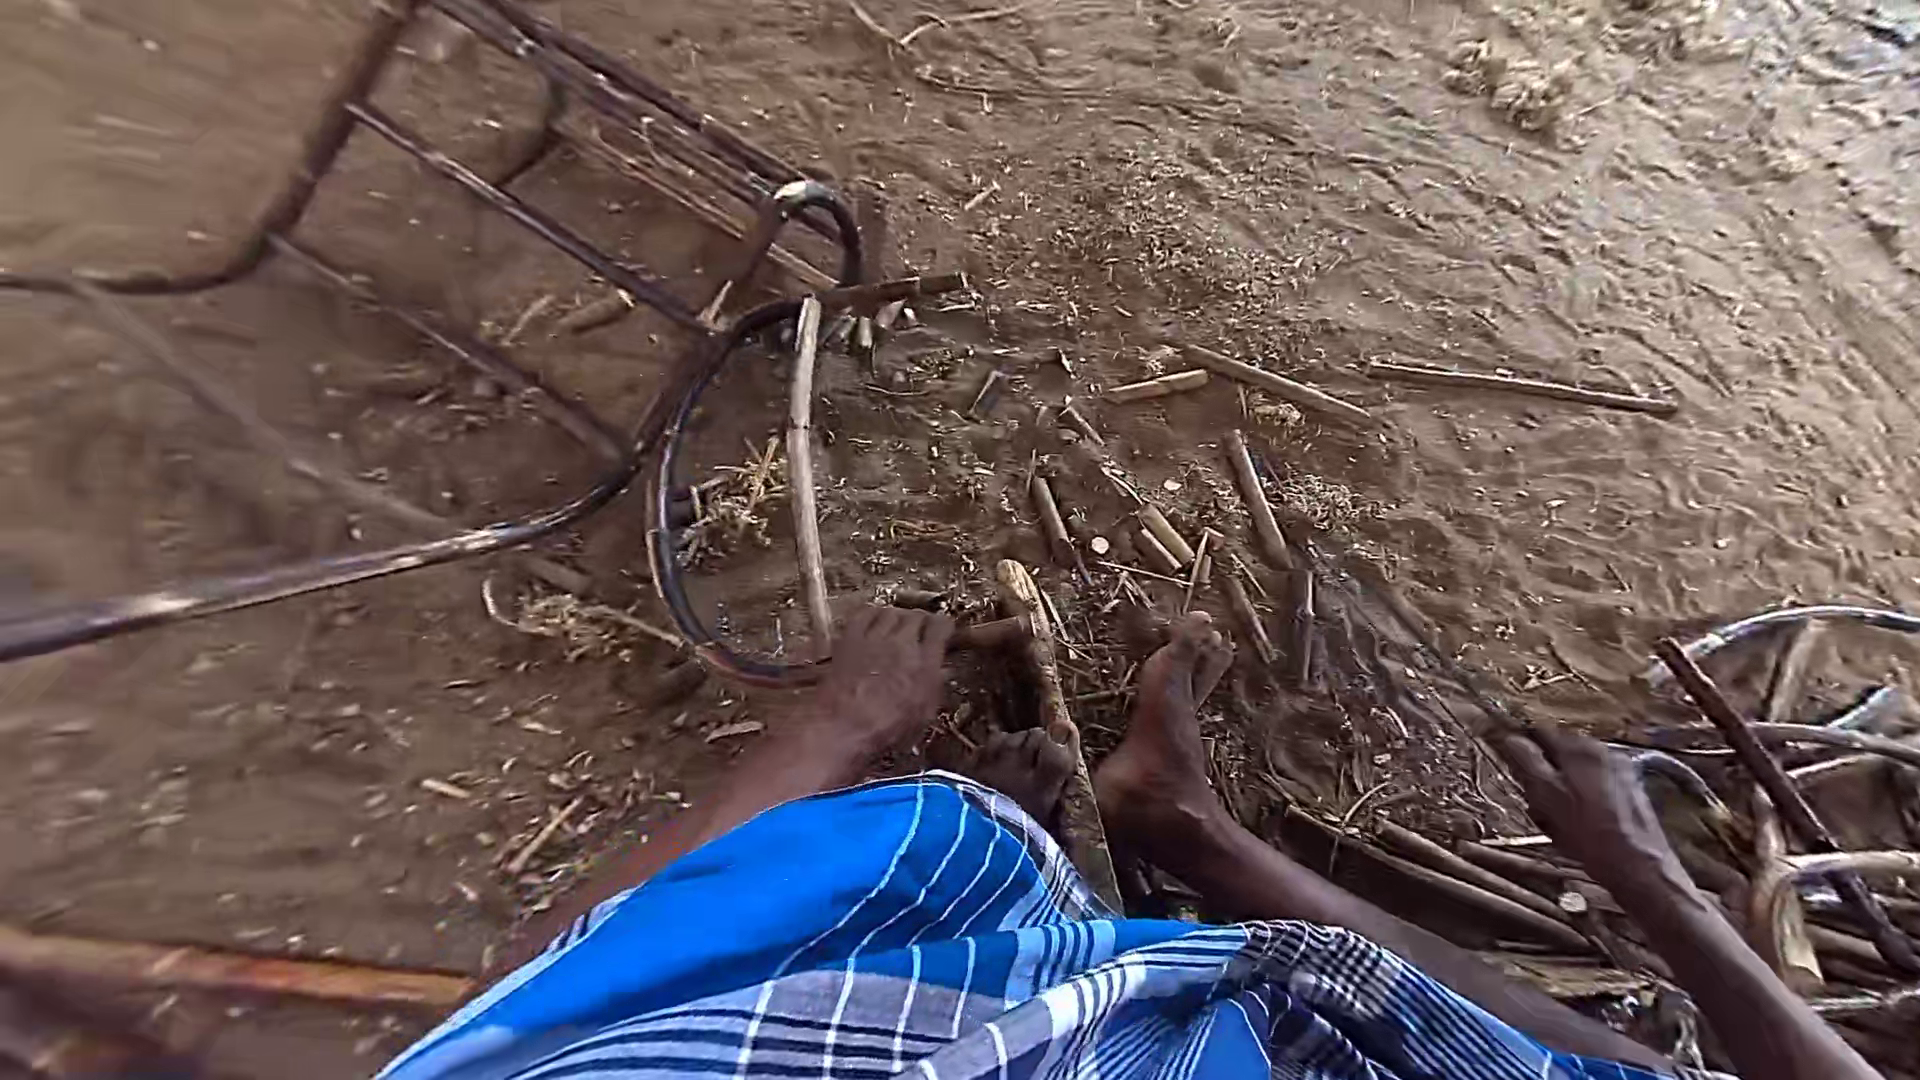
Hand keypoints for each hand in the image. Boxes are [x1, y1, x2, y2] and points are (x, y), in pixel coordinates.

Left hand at [812, 606, 953, 755]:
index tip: (942, 629)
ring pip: (891, 612)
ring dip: (897, 617)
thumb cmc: (887, 728)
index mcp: (925, 661)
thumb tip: (941, 672)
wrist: (844, 726)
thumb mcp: (924, 714)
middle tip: (920, 629)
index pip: (941, 626)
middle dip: (921, 620)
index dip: (943, 625)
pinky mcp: (851, 638)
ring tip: (897, 625)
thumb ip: (935, 687)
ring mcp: (875, 638)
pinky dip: (872, 614)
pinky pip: (864, 614)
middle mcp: (903, 643)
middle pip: (916, 616)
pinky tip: (873, 622)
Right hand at [1499, 728, 1692, 900]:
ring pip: (1572, 767)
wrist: (1643, 871)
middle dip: (1538, 765)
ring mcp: (1621, 772)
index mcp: (1581, 748)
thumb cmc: (1586, 830)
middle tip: (1530, 791)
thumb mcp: (1544, 792)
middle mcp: (1605, 752)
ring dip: (1556, 781)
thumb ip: (1524, 758)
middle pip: (1556, 748)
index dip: (1517, 741)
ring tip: (1551, 809)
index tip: (1505, 759)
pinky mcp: (1630, 792)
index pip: (1537, 729)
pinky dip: (1575, 792)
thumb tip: (1509, 736)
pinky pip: (1589, 781)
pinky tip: (1574, 816)